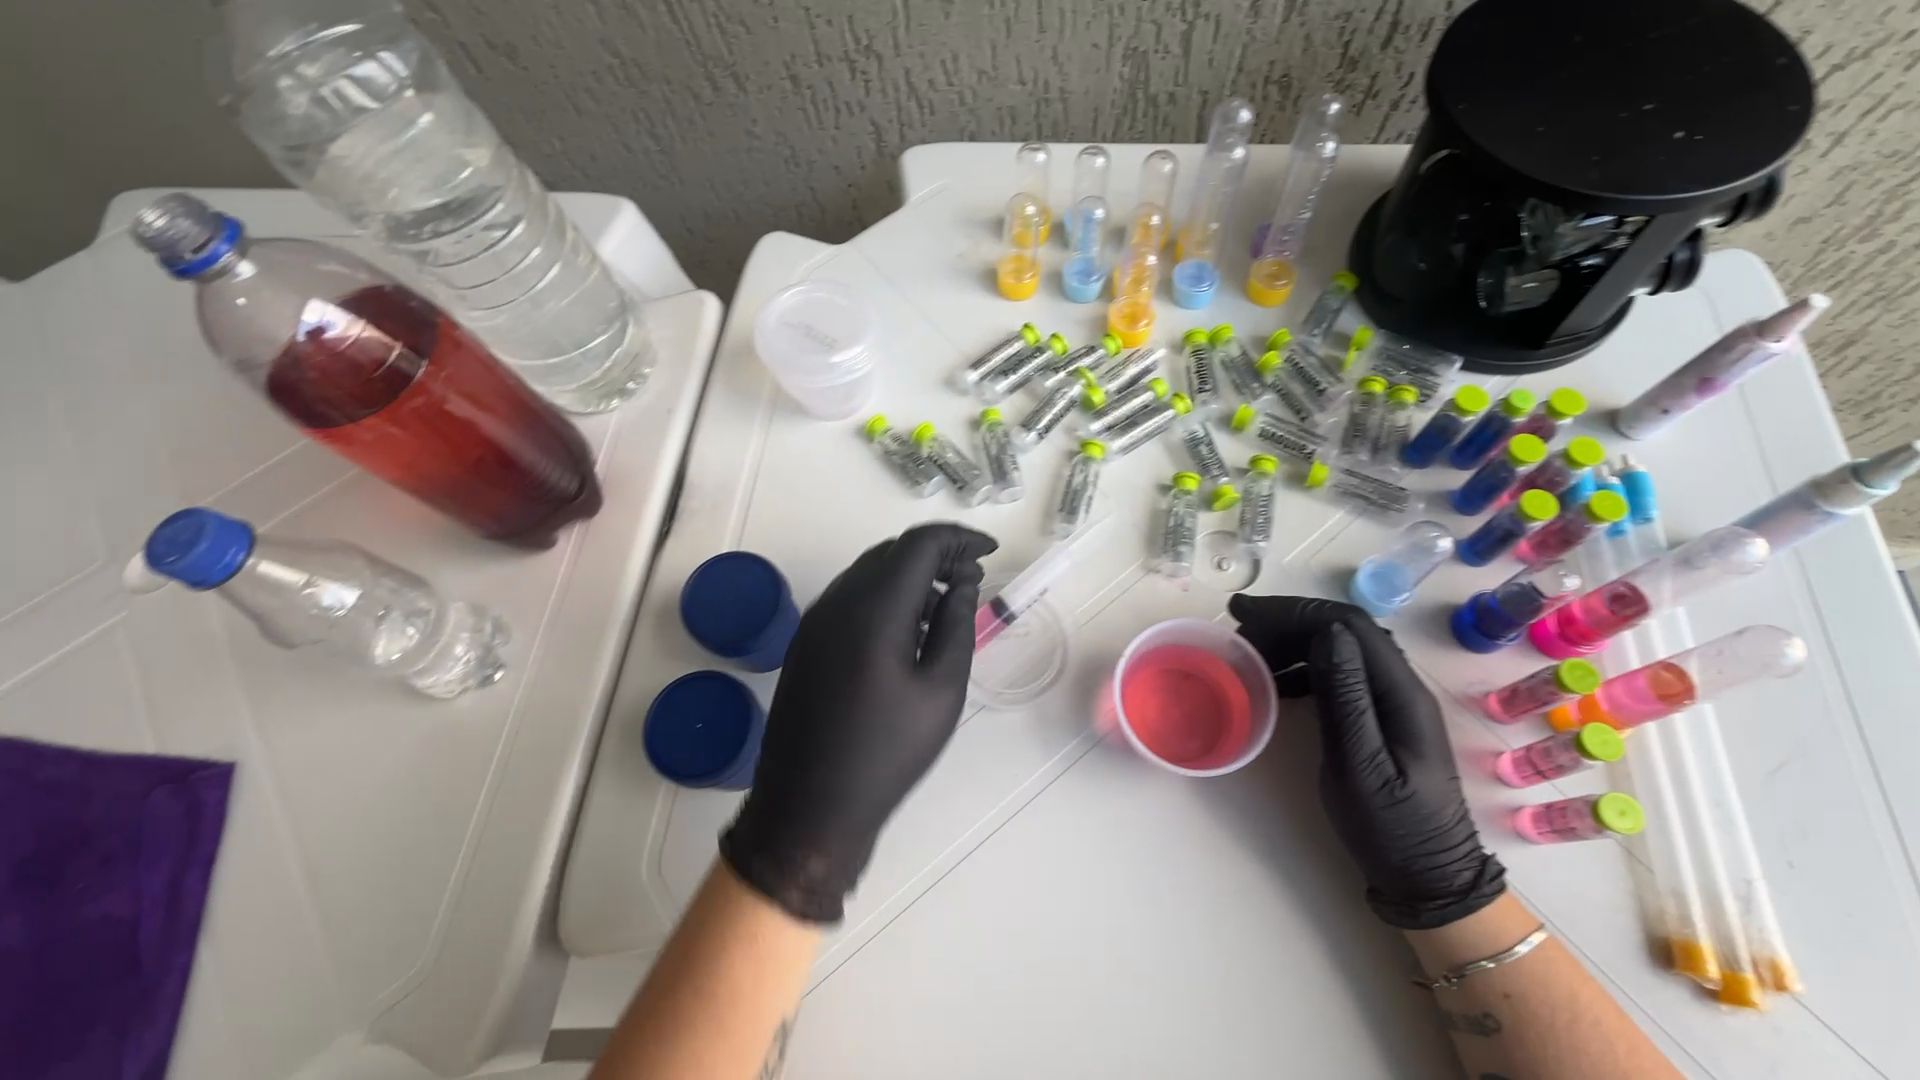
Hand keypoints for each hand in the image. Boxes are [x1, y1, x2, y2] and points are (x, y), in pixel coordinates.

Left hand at [721, 523, 997, 922]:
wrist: (810, 805)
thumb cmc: (888, 752)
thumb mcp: (941, 689)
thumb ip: (957, 625)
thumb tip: (964, 583)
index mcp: (874, 608)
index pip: (920, 544)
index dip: (960, 539)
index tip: (989, 553)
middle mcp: (838, 601)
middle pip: (892, 552)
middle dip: (937, 555)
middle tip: (972, 579)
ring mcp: (815, 620)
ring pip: (869, 573)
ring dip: (910, 576)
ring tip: (945, 607)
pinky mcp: (806, 641)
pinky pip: (850, 598)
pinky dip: (885, 597)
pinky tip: (906, 631)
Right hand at [1227, 595, 1504, 929]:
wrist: (1431, 880)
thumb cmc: (1392, 828)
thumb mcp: (1360, 766)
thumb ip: (1344, 697)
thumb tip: (1327, 633)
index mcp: (1400, 692)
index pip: (1347, 623)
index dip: (1294, 610)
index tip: (1243, 613)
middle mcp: (1400, 687)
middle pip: (1343, 630)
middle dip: (1287, 622)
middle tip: (1238, 634)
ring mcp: (1392, 703)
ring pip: (1339, 651)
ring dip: (1292, 645)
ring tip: (1249, 657)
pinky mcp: (1380, 720)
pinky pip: (1339, 677)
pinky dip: (1302, 670)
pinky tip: (1275, 686)